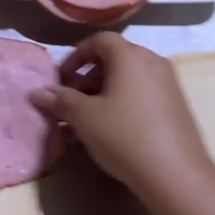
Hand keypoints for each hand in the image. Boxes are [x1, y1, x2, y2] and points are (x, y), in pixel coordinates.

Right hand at [31, 33, 213, 196]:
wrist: (176, 173)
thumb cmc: (125, 136)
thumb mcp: (85, 118)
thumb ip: (61, 101)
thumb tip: (38, 92)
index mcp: (130, 56)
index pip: (99, 40)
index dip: (76, 55)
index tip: (61, 79)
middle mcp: (152, 61)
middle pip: (114, 59)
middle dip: (87, 79)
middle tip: (71, 104)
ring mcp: (168, 83)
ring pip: (128, 79)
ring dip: (103, 94)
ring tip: (86, 123)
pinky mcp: (176, 105)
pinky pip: (142, 94)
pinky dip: (122, 103)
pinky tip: (110, 132)